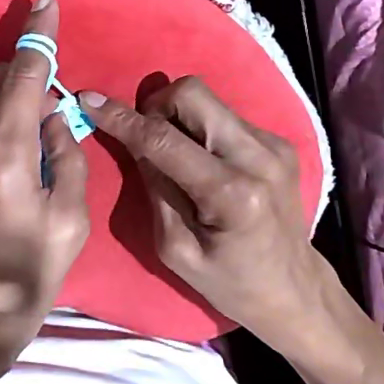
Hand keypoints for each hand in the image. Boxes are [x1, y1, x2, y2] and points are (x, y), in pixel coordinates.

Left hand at [0, 0, 90, 383]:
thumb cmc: (21, 281)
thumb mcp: (68, 226)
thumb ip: (64, 157)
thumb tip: (51, 117)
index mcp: (3, 161)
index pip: (22, 78)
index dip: (37, 38)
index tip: (44, 3)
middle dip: (24, 81)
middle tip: (48, 117)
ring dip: (5, 108)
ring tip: (22, 156)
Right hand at [78, 77, 334, 352]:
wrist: (294, 290)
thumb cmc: (230, 283)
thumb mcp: (175, 249)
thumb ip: (154, 187)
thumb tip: (135, 139)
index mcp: (231, 194)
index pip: (164, 140)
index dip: (122, 119)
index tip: (89, 100)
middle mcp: (257, 157)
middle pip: (193, 94)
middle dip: (157, 105)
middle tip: (146, 136)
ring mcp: (274, 144)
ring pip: (209, 98)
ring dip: (179, 115)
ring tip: (173, 151)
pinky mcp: (280, 142)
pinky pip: (225, 115)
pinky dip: (201, 127)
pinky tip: (203, 160)